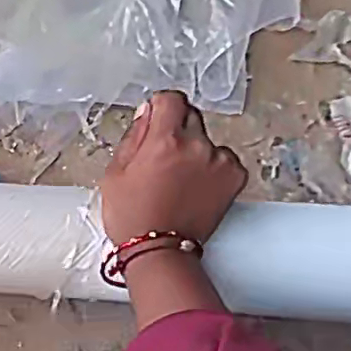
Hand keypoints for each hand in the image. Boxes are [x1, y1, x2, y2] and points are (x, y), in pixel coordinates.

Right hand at [98, 91, 247, 245]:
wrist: (158, 250)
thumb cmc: (130, 216)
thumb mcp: (114, 175)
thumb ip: (132, 138)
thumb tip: (147, 113)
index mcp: (164, 141)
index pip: (171, 100)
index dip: (160, 107)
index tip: (155, 118)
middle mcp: (197, 144)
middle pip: (190, 117)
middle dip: (175, 132)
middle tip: (160, 160)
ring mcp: (220, 160)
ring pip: (205, 141)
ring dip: (193, 152)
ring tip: (176, 181)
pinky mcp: (236, 175)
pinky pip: (222, 160)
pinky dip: (209, 169)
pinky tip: (192, 189)